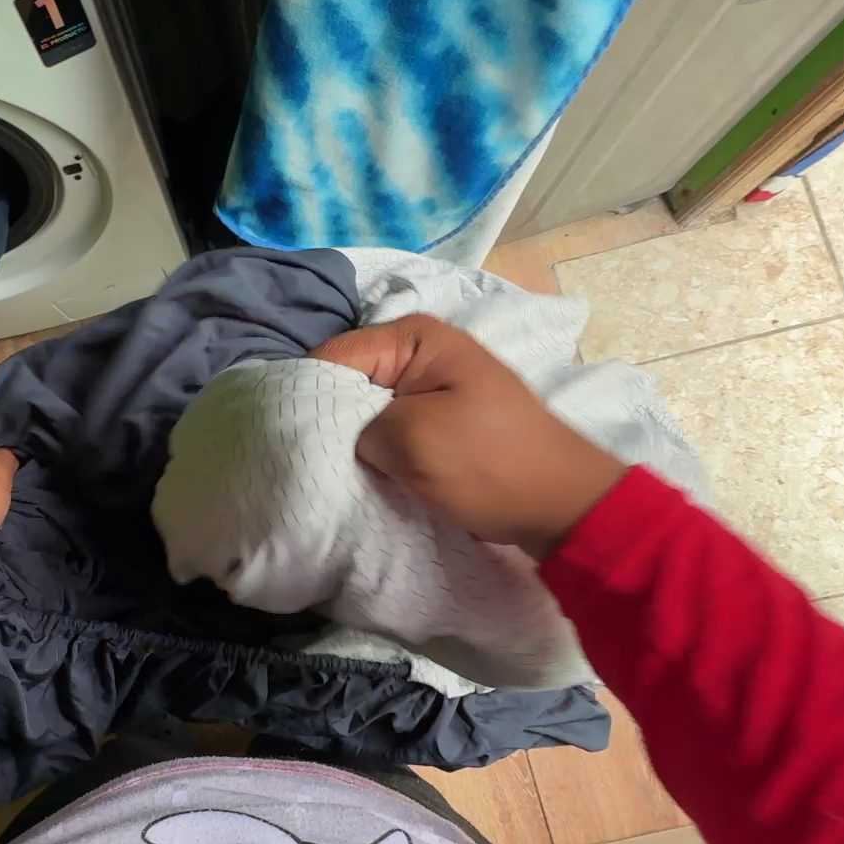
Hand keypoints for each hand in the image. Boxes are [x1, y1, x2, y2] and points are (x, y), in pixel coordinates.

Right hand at [308, 315, 625, 559]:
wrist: (557, 506)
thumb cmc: (488, 464)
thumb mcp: (412, 439)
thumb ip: (357, 425)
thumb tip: (340, 434)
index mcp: (413, 337)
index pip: (332, 356)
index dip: (305, 395)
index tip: (286, 436)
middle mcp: (417, 352)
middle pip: (345, 379)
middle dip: (326, 417)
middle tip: (305, 457)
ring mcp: (427, 386)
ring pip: (363, 408)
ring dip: (350, 438)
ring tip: (330, 468)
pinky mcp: (434, 419)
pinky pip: (386, 427)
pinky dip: (373, 449)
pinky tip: (362, 471)